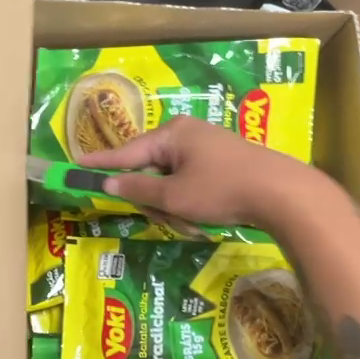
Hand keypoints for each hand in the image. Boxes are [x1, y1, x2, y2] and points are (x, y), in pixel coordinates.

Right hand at [75, 117, 323, 231]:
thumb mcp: (175, 196)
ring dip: (174, 206)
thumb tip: (110, 183)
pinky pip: (191, 183)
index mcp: (171, 135)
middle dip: (153, 198)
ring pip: (171, 181)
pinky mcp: (223, 161)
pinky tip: (205, 220)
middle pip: (149, 168)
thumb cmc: (222, 190)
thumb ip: (138, 190)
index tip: (76, 165)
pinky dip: (191, 203)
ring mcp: (207, 146)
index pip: (125, 152)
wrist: (283, 193)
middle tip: (165, 218)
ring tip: (193, 224)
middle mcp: (186, 134)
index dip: (100, 163)